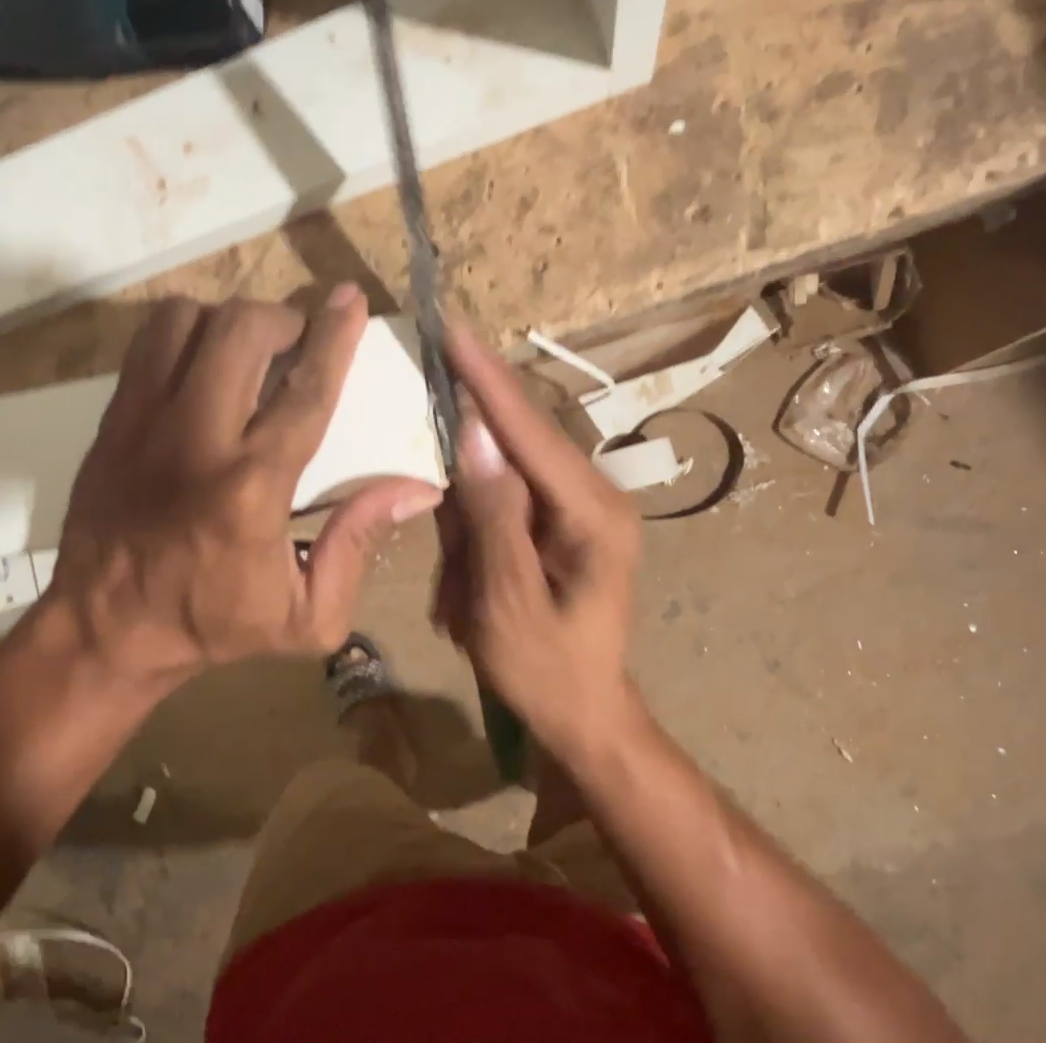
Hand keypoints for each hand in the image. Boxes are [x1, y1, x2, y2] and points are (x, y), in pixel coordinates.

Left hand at [44, 286, 442, 690]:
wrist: (104, 630)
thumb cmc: (214, 625)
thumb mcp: (310, 615)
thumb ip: (361, 543)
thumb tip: (416, 489)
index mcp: (252, 489)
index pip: (304, 391)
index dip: (334, 338)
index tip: (350, 299)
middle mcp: (196, 441)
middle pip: (242, 332)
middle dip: (282, 320)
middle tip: (297, 342)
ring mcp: (143, 423)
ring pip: (187, 322)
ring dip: (229, 321)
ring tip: (249, 349)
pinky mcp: (111, 420)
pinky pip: (148, 342)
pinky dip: (185, 332)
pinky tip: (204, 362)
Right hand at [432, 323, 649, 758]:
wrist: (585, 716)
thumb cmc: (548, 673)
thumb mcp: (507, 603)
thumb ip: (492, 516)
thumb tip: (473, 434)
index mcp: (594, 513)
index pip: (531, 431)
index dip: (486, 380)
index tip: (451, 328)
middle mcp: (594, 496)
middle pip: (514, 451)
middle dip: (464, 498)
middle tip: (452, 564)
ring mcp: (578, 509)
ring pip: (499, 484)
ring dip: (466, 540)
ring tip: (467, 604)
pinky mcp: (560, 523)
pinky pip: (500, 511)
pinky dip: (472, 549)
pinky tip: (472, 599)